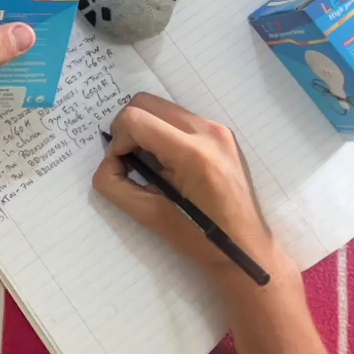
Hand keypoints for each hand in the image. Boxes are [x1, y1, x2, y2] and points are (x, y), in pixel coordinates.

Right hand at [92, 94, 286, 287]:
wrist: (247, 250)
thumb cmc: (199, 238)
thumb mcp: (147, 214)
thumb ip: (114, 183)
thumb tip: (107, 160)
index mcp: (191, 154)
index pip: (135, 119)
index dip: (117, 140)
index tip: (120, 164)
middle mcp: (207, 132)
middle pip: (145, 103)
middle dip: (128, 128)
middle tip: (129, 158)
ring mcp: (218, 129)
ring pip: (161, 107)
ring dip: (145, 128)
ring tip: (150, 161)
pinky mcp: (222, 133)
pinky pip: (178, 117)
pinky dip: (162, 131)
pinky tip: (168, 161)